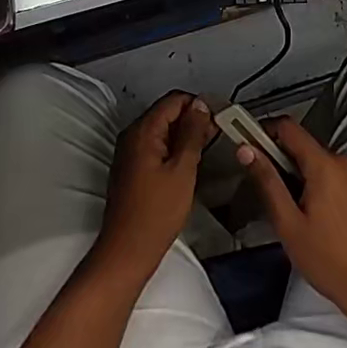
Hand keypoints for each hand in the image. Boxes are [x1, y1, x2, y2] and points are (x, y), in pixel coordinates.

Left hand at [93, 91, 214, 278]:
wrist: (129, 248)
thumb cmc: (156, 213)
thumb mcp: (183, 170)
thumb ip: (192, 134)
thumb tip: (200, 106)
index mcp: (142, 130)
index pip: (173, 100)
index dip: (198, 105)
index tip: (218, 118)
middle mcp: (131, 134)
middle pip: (165, 111)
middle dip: (192, 119)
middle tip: (214, 135)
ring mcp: (128, 150)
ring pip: (161, 128)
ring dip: (183, 134)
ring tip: (205, 150)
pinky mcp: (131, 165)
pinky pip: (154, 144)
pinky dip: (171, 147)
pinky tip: (187, 163)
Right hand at [239, 117, 346, 317]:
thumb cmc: (335, 262)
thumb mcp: (287, 222)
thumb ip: (266, 180)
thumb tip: (249, 153)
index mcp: (325, 166)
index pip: (287, 128)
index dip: (262, 131)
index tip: (248, 142)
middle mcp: (343, 165)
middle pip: (300, 145)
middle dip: (278, 160)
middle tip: (264, 184)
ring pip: (314, 162)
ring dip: (296, 175)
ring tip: (289, 209)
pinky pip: (330, 175)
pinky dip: (314, 185)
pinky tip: (309, 215)